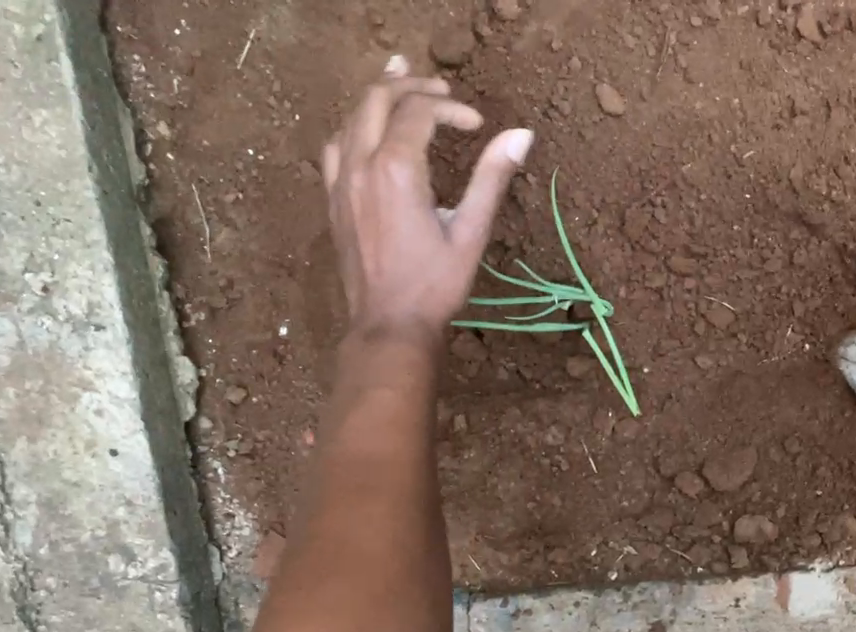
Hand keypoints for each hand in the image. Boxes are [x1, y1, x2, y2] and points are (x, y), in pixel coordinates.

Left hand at [321, 60, 532, 343]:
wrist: (390, 323)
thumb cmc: (436, 285)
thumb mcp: (471, 232)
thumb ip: (491, 179)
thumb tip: (522, 135)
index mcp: (396, 168)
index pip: (420, 112)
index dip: (450, 108)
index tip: (477, 125)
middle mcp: (361, 163)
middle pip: (377, 98)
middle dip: (411, 86)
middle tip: (441, 88)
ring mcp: (341, 180)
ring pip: (351, 115)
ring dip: (379, 97)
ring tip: (402, 83)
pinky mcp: (334, 198)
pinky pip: (336, 143)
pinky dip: (355, 125)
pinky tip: (367, 130)